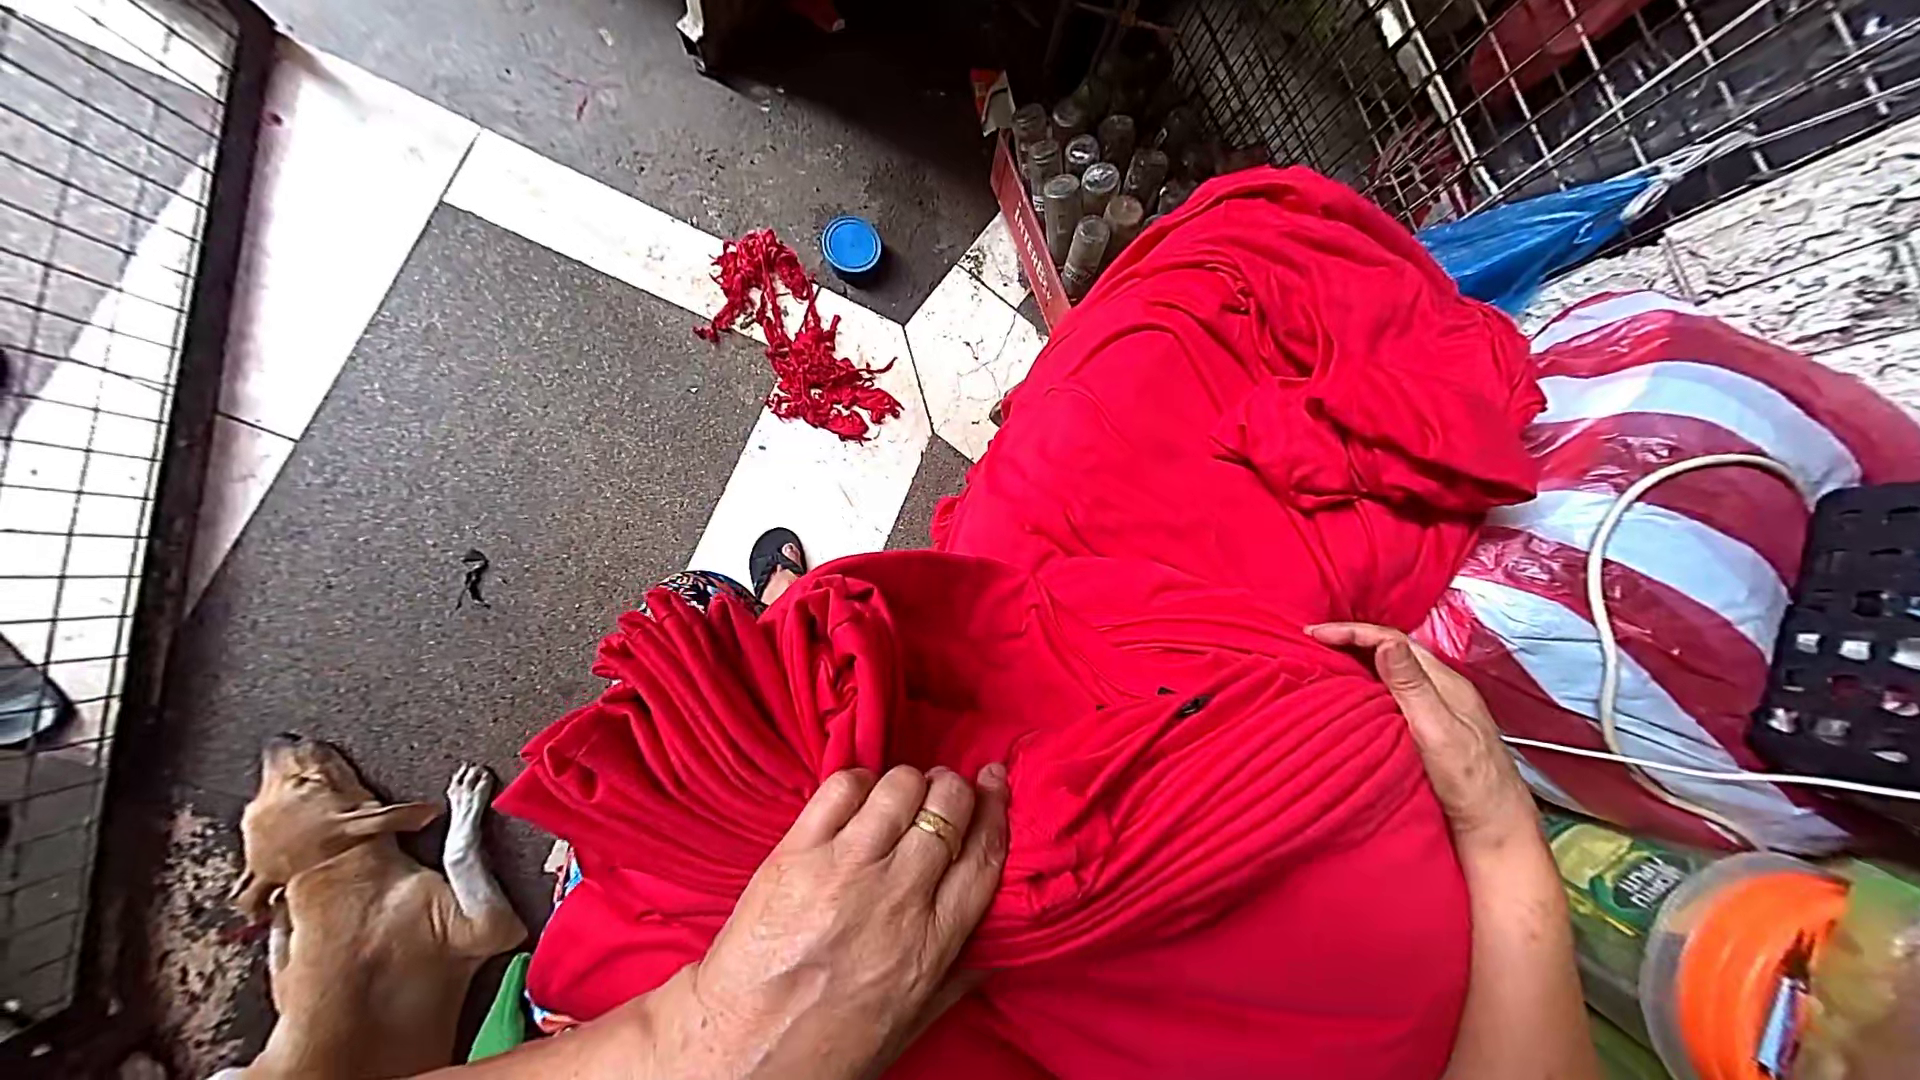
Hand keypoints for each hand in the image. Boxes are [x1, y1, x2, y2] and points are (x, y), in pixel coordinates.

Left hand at [655, 763, 1009, 1079]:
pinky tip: (856, 800)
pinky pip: (843, 786)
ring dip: (907, 782)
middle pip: (947, 807)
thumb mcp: (908, 1024)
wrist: (733, 1059)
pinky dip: (858, 782)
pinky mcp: (796, 854)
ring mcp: (843, 871)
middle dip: (951, 787)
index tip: (993, 782)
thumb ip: (957, 977)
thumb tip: (997, 942)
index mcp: (929, 945)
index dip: (995, 808)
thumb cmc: (825, 1046)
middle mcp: (894, 899)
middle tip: (941, 792)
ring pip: (900, 787)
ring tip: (898, 796)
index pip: (982, 855)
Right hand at [1307, 623, 1534, 849]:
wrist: (1495, 833)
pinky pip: (1386, 692)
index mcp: (1445, 683)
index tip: (1313, 633)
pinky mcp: (1424, 728)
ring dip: (1354, 659)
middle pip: (1389, 650)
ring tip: (1321, 660)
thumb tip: (1386, 643)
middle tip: (1311, 641)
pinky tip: (1346, 693)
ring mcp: (1433, 709)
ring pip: (1387, 670)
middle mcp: (1439, 690)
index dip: (1351, 631)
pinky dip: (1360, 683)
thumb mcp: (1438, 731)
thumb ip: (1413, 686)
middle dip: (1348, 640)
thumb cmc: (1472, 785)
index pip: (1392, 640)